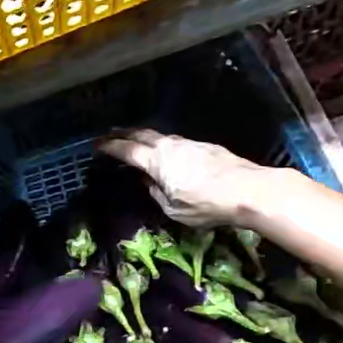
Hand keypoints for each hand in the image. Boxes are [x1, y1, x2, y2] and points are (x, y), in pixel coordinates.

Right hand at [98, 128, 271, 227]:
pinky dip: (162, 143)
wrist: (246, 189)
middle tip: (110, 136)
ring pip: (159, 136)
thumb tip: (147, 181)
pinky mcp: (203, 146)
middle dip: (122, 134)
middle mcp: (169, 146)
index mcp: (156, 161)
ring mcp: (188, 143)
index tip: (96, 146)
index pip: (126, 150)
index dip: (109, 147)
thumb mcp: (173, 209)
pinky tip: (164, 151)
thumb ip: (155, 192)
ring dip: (143, 137)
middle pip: (140, 134)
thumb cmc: (206, 204)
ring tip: (135, 142)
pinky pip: (175, 141)